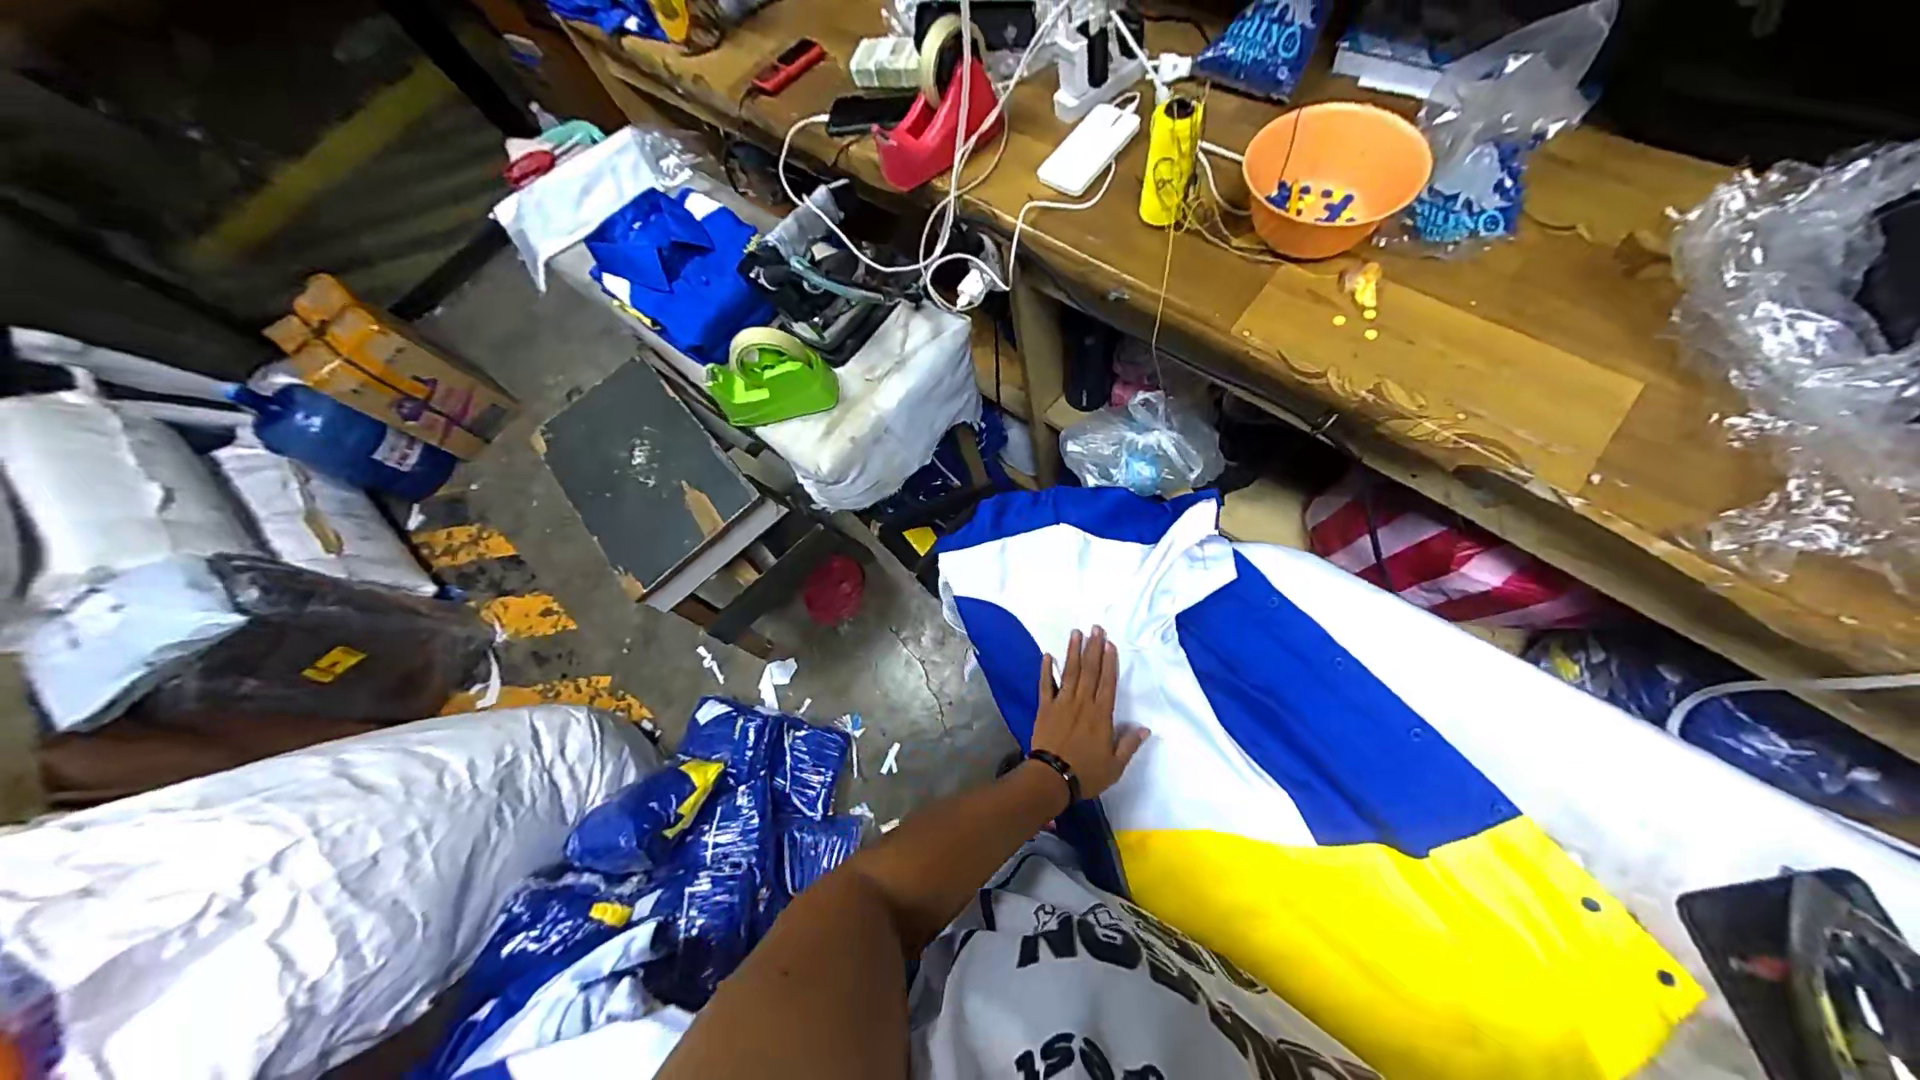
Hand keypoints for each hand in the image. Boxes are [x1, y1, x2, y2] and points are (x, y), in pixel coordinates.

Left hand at [1030, 626, 1148, 803]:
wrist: (1051, 778)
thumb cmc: (1086, 773)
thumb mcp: (1115, 765)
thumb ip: (1129, 744)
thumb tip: (1144, 729)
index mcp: (1101, 715)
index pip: (1107, 682)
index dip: (1109, 662)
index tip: (1110, 643)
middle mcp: (1082, 703)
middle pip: (1089, 671)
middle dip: (1093, 648)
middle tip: (1095, 627)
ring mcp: (1061, 703)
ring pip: (1069, 672)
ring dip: (1073, 652)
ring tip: (1076, 633)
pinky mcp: (1044, 708)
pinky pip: (1045, 685)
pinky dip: (1046, 670)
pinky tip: (1047, 655)